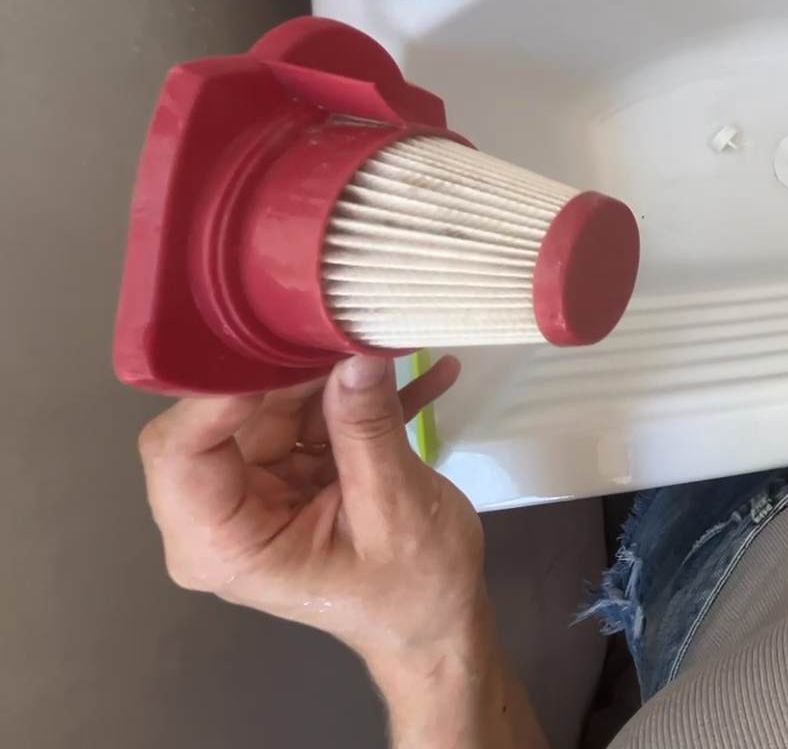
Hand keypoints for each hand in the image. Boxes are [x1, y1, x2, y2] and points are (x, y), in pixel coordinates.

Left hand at [139, 354, 477, 667]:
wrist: (440, 615)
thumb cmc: (411, 583)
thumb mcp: (395, 506)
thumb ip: (371, 431)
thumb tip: (357, 356)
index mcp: (224, 540)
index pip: (184, 454)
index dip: (219, 396)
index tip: (285, 348)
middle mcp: (234, 510)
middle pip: (243, 421)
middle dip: (303, 376)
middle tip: (364, 334)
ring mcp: (277, 489)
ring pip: (294, 411)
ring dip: (353, 381)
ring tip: (405, 346)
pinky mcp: (317, 475)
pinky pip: (337, 425)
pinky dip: (383, 400)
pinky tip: (434, 375)